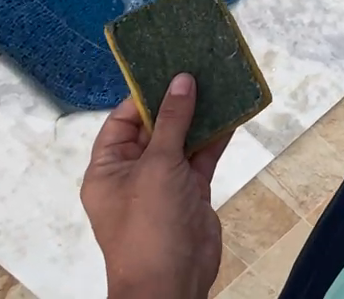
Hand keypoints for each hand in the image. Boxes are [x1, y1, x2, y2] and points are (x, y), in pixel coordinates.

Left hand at [82, 74, 232, 298]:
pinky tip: (235, 111)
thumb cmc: (149, 224)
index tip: (171, 68)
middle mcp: (134, 172)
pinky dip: (218, 135)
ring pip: (183, 138)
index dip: (143, 95)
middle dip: (178, 100)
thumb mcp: (157, 166)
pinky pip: (203, 154)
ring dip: (202, 114)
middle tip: (202, 66)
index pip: (121, 121)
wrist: (171, 283)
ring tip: (223, 81)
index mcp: (108, 170)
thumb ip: (172, 120)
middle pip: (155, 126)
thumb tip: (181, 79)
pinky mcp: (191, 190)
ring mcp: (164, 182)